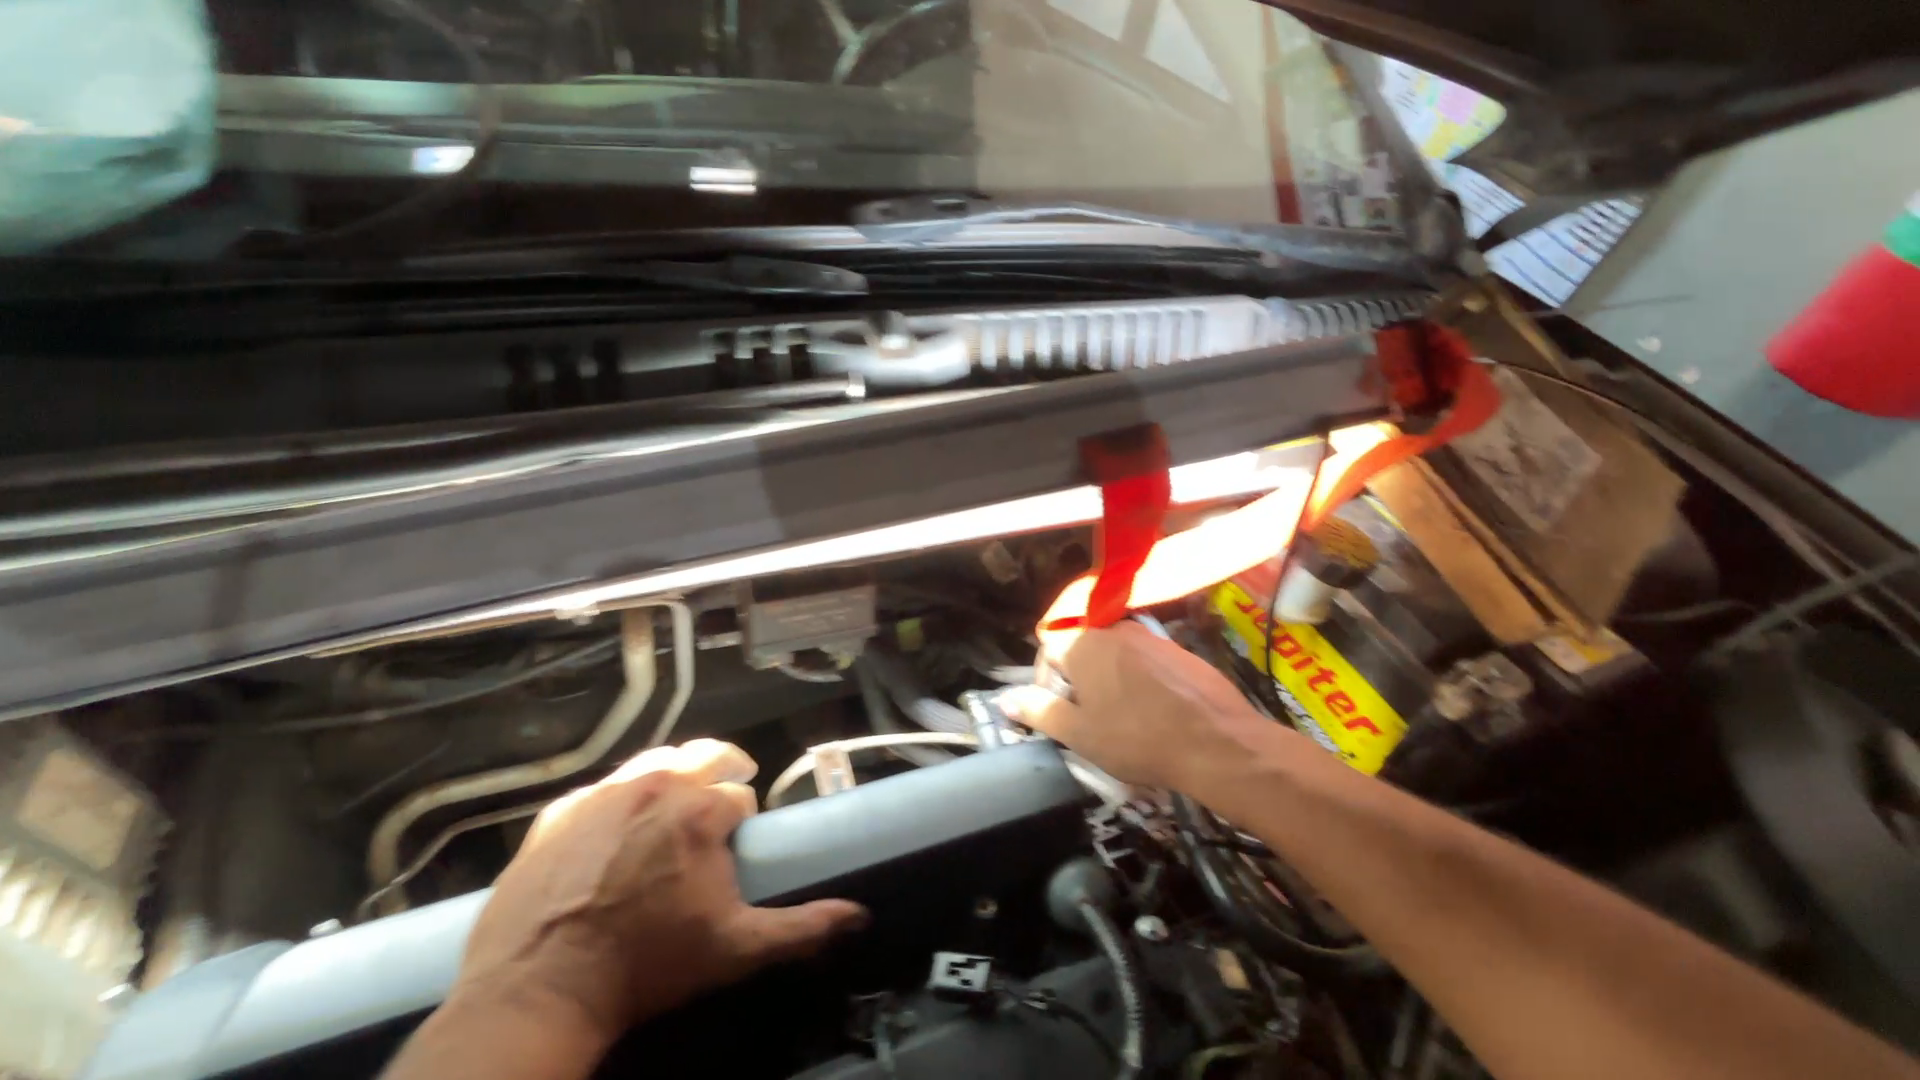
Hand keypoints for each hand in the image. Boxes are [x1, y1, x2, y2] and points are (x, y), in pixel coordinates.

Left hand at [454, 739, 868, 1041]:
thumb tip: (860, 915)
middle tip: (720, 804)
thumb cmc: (648, 964)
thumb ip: (803, 928)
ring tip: (674, 810)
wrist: (539, 989)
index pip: (741, 795)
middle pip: (701, 755)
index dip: (745, 818)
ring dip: (673, 778)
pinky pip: (602, 789)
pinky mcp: (557, 812)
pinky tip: (617, 832)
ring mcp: (600, 794)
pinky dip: (621, 799)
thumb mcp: (735, 950)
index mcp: (698, 810)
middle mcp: (652, 785)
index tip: (737, 846)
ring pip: (652, 764)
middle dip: (720, 771)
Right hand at [1002, 622, 1274, 790]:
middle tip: (1086, 717)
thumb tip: (1006, 699)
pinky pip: (1147, 661)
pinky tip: (1153, 712)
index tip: (1055, 710)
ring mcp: (1153, 637)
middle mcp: (1116, 629)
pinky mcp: (1181, 651)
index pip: (1047, 644)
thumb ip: (1039, 712)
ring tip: (1119, 718)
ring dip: (1109, 679)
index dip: (1044, 678)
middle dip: (1078, 678)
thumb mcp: (1079, 734)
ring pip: (1116, 654)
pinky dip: (1141, 681)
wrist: (1217, 742)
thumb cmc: (1137, 737)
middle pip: (1082, 646)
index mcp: (1084, 643)